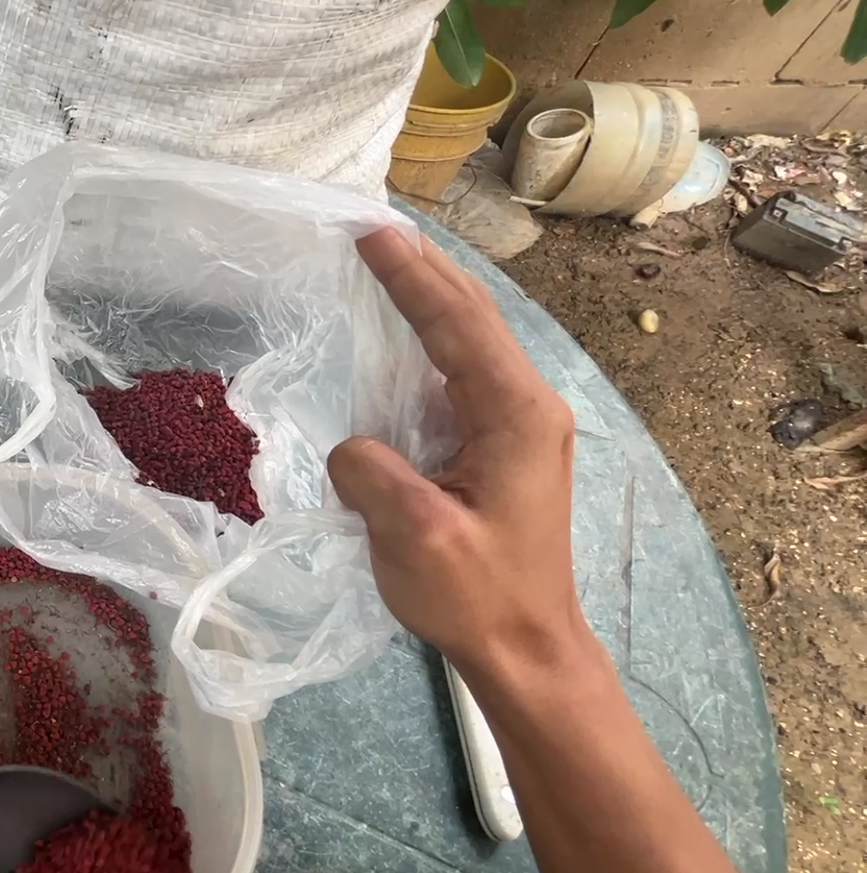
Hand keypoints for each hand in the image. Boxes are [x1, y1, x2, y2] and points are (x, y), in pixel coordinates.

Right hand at [329, 231, 591, 681]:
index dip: (411, 278)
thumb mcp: (416, 535)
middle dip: (424, 270)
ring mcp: (512, 424)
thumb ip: (373, 472)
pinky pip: (455, 373)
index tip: (370, 235)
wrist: (524, 643)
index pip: (458, 327)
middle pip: (473, 318)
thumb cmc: (475, 592)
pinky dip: (425, 338)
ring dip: (427, 296)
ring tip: (386, 261)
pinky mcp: (492, 444)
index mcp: (514, 416)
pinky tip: (400, 331)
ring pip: (467, 341)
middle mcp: (523, 407)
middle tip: (374, 230)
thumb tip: (349, 443)